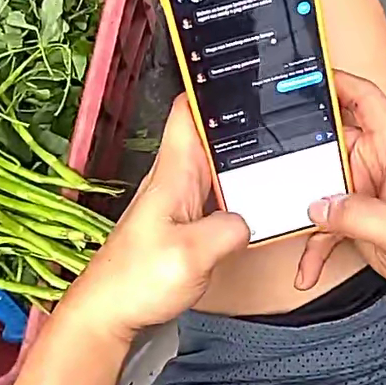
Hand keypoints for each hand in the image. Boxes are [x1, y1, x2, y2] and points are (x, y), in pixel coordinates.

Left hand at [55, 96, 251, 339]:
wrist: (108, 312)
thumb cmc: (132, 281)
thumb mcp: (190, 256)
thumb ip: (227, 230)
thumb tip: (248, 219)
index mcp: (172, 175)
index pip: (187, 113)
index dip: (210, 88)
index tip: (237, 72)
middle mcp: (175, 181)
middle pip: (210, 135)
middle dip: (240, 122)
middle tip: (277, 114)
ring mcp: (180, 201)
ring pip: (216, 165)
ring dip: (240, 158)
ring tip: (275, 152)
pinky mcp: (185, 222)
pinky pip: (217, 195)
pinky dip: (236, 191)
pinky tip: (254, 199)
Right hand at [294, 71, 385, 328]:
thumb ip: (360, 215)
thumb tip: (319, 206)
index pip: (365, 99)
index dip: (337, 81)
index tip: (303, 76)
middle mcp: (376, 162)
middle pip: (329, 138)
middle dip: (298, 147)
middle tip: (268, 153)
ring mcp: (363, 188)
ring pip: (318, 181)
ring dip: (300, 203)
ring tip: (281, 218)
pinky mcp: (355, 214)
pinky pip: (323, 221)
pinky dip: (312, 244)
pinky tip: (306, 268)